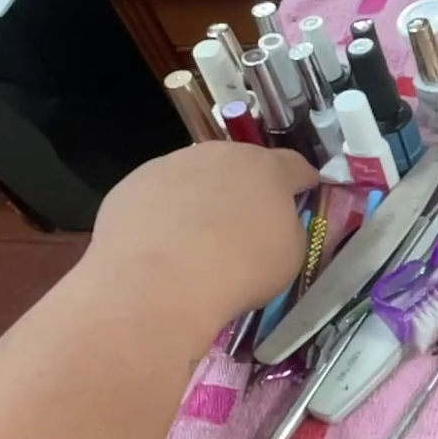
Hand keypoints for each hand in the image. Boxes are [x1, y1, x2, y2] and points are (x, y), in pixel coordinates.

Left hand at [83, 143, 316, 320]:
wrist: (159, 283)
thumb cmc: (240, 269)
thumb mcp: (290, 255)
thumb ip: (289, 228)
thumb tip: (277, 222)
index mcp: (266, 169)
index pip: (296, 165)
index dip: (303, 182)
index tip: (304, 196)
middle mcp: (219, 155)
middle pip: (242, 166)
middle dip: (249, 190)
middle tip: (248, 226)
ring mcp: (171, 164)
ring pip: (198, 177)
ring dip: (206, 199)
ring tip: (200, 241)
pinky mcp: (133, 184)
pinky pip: (161, 195)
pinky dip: (168, 214)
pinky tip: (167, 247)